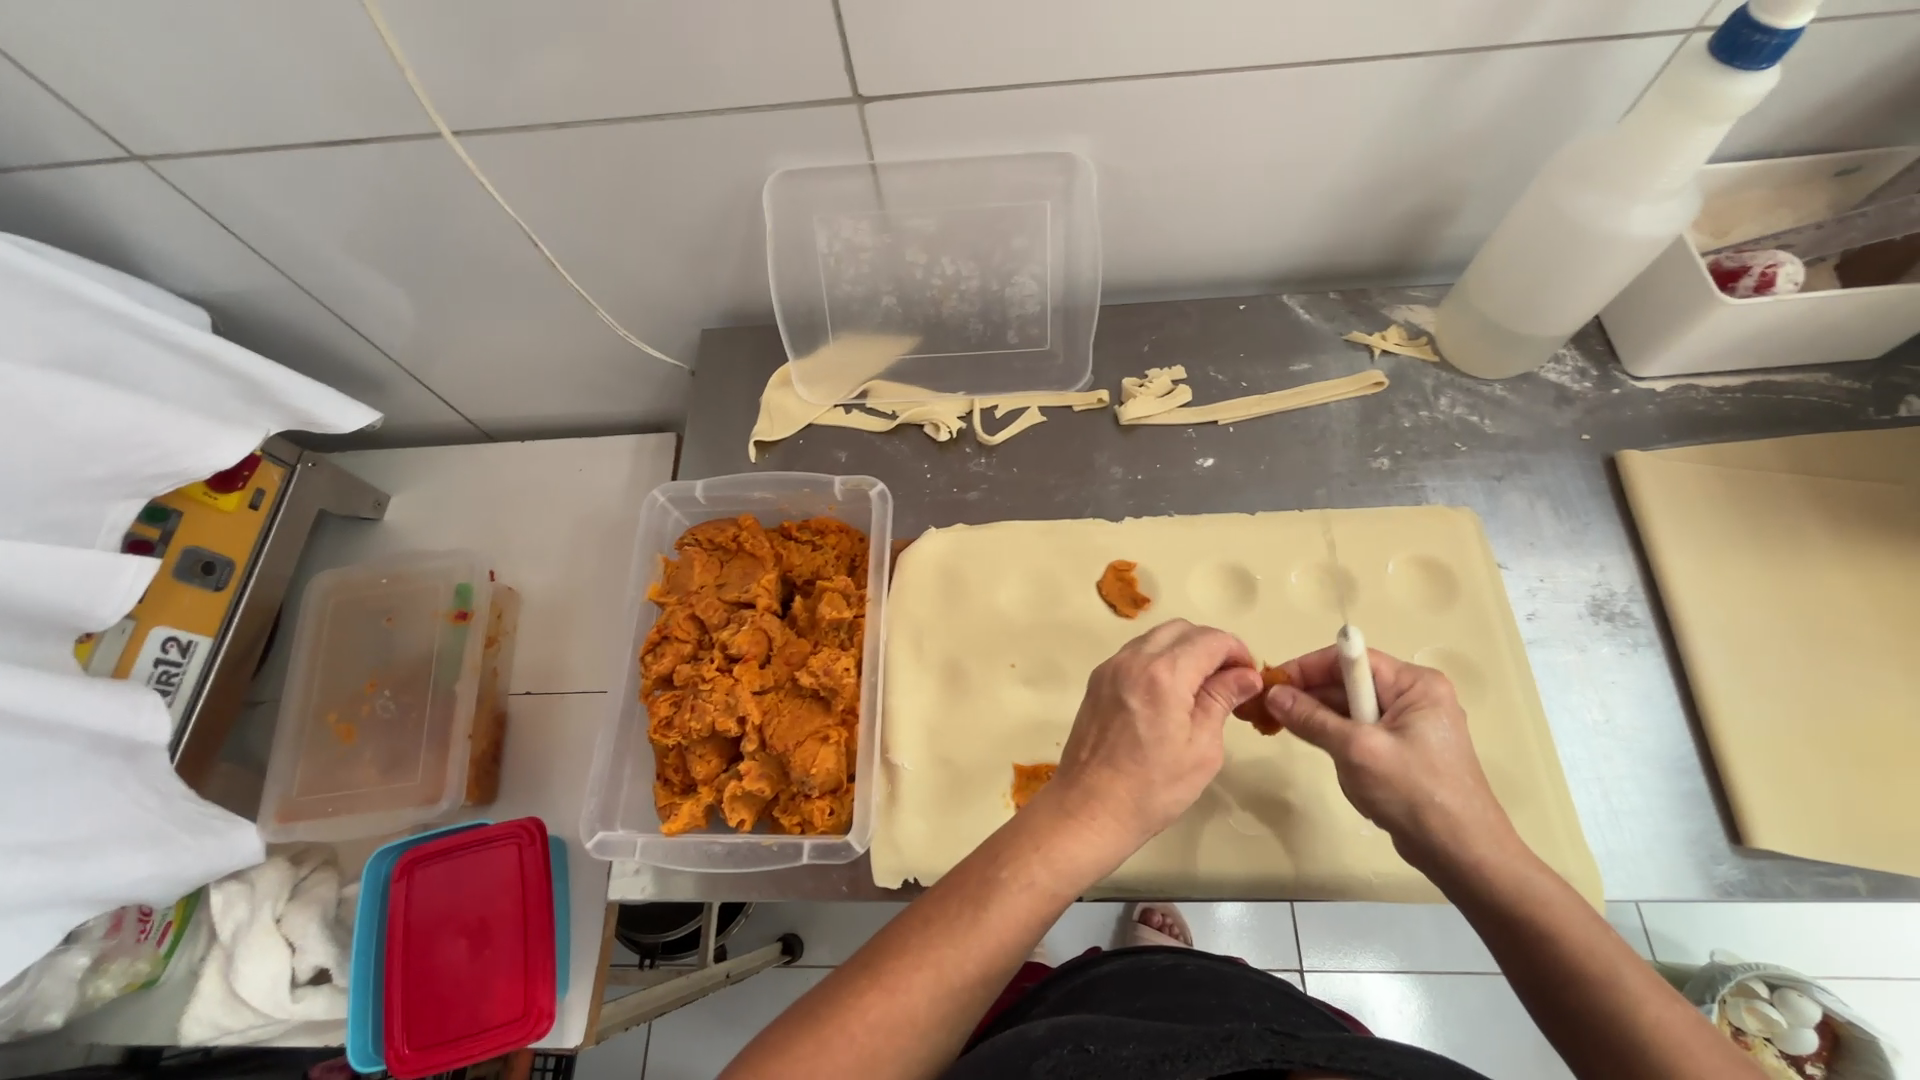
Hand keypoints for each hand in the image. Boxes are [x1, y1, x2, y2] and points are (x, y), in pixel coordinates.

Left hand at [1040, 620, 1263, 857]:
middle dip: (1211, 646)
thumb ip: (1221, 700)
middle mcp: (1133, 660)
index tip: (1249, 678)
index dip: (1237, 652)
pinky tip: (1170, 694)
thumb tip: (1245, 676)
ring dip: (1183, 650)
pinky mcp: (1097, 681)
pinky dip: (1158, 660)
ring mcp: (1110, 668)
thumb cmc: (1153, 788)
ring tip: (1201, 688)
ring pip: (1155, 638)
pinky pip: (1135, 654)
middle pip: (1181, 629)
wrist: (1089, 808)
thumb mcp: (1202, 748)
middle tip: (1228, 681)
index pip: (1210, 639)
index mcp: (1164, 674)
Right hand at [1259, 645, 1516, 870]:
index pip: (1351, 659)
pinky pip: (1359, 731)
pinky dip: (1335, 737)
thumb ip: (1312, 719)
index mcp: (1415, 685)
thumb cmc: (1413, 792)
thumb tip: (1273, 695)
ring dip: (1320, 719)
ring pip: (1351, 708)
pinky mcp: (1403, 750)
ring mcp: (1410, 725)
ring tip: (1283, 728)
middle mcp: (1415, 697)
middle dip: (1309, 695)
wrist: (1461, 853)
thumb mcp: (1356, 750)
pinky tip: (1316, 748)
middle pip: (1349, 682)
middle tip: (1268, 710)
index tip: (1271, 684)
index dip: (1308, 667)